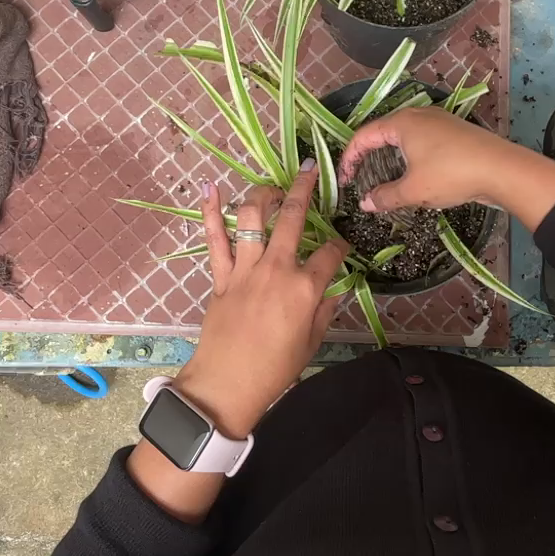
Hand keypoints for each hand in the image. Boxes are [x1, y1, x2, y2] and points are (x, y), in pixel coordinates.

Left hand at [130, 163, 348, 521]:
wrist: (228, 384)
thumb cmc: (276, 369)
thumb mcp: (312, 341)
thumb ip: (326, 309)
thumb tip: (337, 288)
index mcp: (305, 288)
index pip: (332, 253)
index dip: (341, 245)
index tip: (343, 245)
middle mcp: (277, 269)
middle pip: (293, 218)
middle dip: (305, 190)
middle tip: (311, 172)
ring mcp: (246, 269)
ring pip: (252, 217)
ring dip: (263, 194)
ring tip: (272, 187)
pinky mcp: (221, 276)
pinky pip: (214, 239)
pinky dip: (210, 212)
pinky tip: (211, 189)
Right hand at [338, 107, 554, 231]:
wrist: (502, 169)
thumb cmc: (451, 174)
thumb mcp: (413, 190)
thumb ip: (385, 196)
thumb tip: (365, 202)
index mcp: (401, 123)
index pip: (363, 136)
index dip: (349, 159)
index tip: (345, 181)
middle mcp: (417, 115)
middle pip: (382, 133)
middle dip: (368, 157)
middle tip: (361, 180)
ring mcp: (438, 121)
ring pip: (404, 137)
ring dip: (390, 158)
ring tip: (386, 180)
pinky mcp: (453, 132)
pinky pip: (421, 141)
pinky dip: (410, 157)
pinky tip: (415, 176)